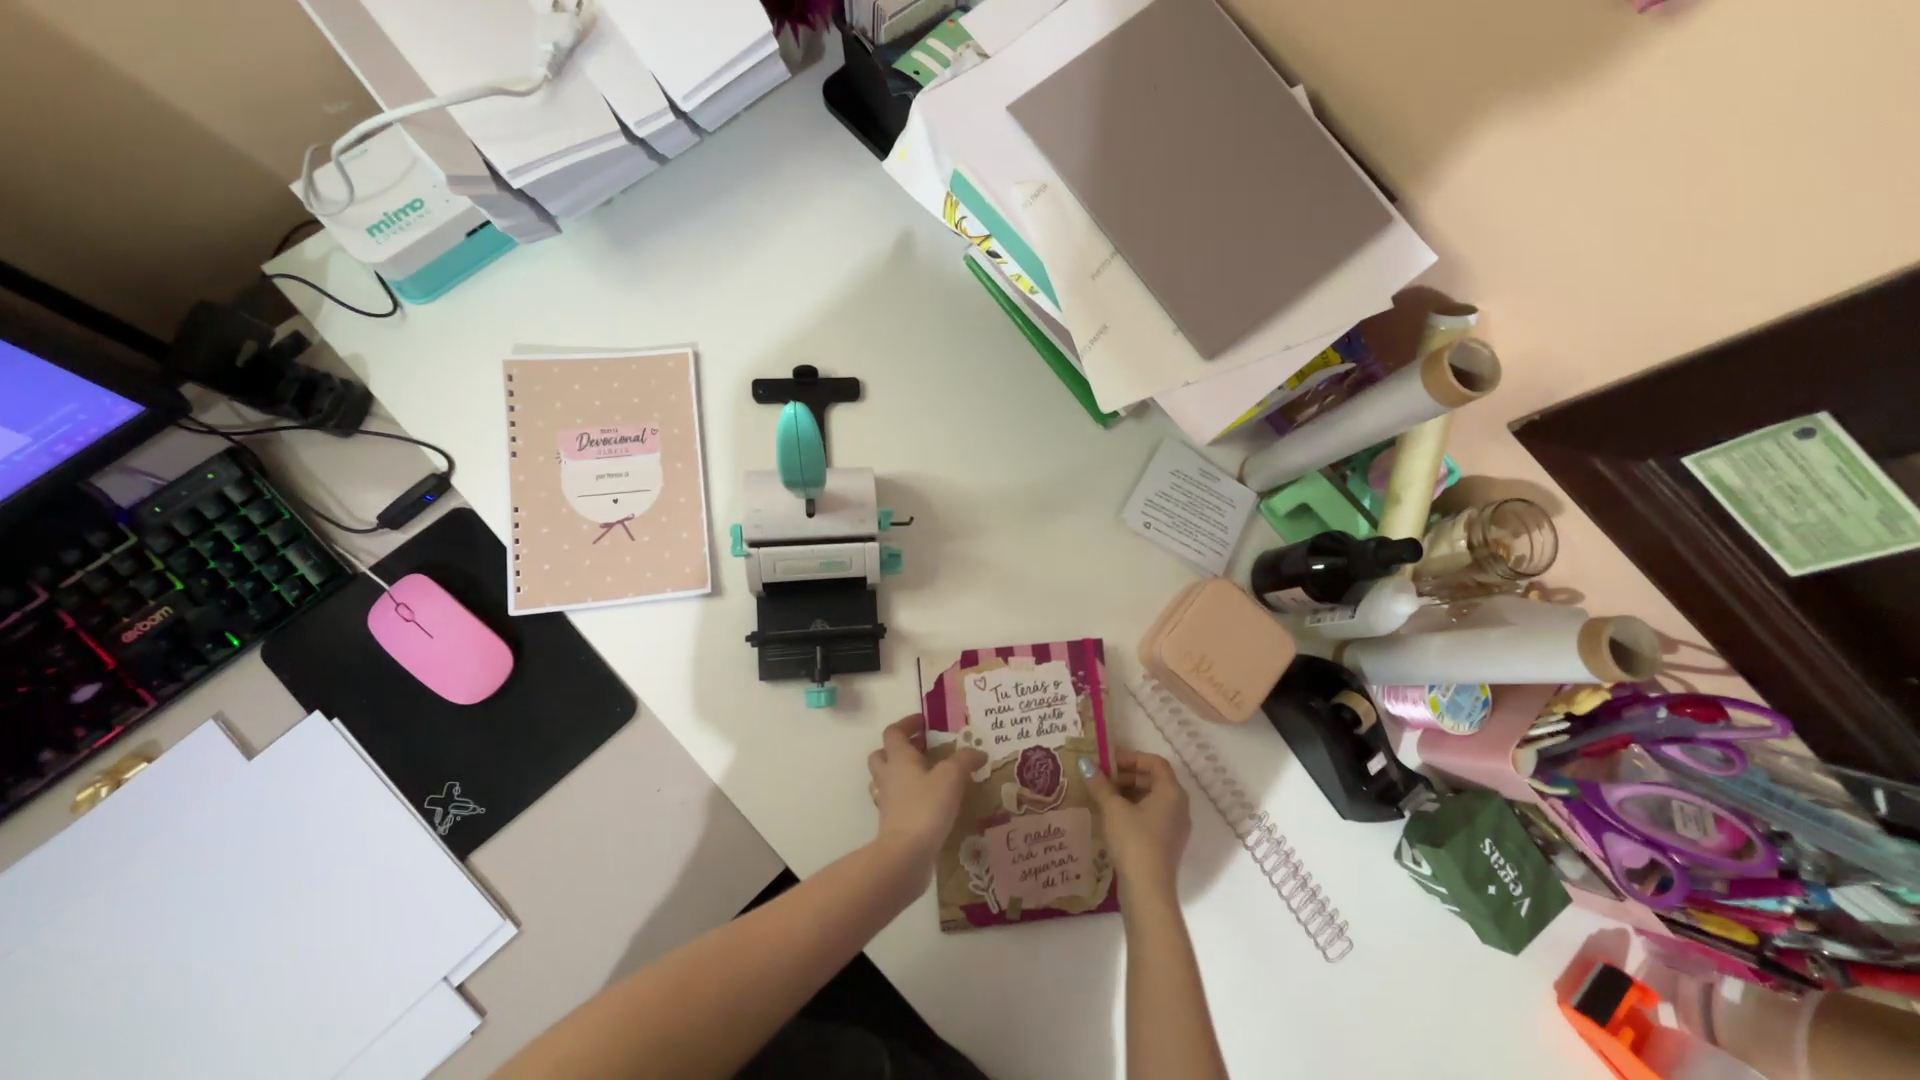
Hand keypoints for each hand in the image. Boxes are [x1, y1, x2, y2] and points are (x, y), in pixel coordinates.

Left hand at [867, 714, 984, 875]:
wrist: (906, 853)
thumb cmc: (926, 807)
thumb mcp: (952, 777)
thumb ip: (965, 760)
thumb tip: (978, 752)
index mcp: (899, 759)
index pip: (893, 732)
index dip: (907, 724)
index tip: (923, 722)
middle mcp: (887, 777)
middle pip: (881, 755)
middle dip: (897, 749)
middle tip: (921, 750)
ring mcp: (886, 802)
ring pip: (883, 780)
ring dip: (898, 774)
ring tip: (923, 776)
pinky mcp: (890, 823)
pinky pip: (893, 803)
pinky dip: (905, 798)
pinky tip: (925, 803)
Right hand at [1081, 750, 1189, 898]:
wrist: (1147, 888)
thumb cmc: (1133, 841)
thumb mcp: (1113, 809)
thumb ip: (1100, 784)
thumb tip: (1085, 763)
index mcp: (1172, 792)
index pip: (1155, 762)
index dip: (1131, 757)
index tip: (1108, 762)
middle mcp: (1179, 806)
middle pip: (1155, 780)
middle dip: (1128, 776)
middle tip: (1102, 779)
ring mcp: (1176, 826)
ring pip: (1153, 799)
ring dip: (1129, 793)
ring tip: (1104, 797)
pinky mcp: (1168, 843)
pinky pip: (1152, 816)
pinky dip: (1135, 810)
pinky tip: (1113, 818)